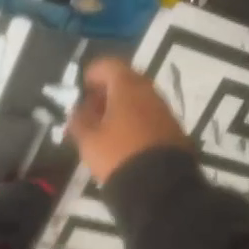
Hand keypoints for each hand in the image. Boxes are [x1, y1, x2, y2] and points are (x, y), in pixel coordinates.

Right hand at [68, 57, 190, 183]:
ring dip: (120, 106)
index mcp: (126, 87)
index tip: (80, 90)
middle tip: (90, 109)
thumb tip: (76, 110)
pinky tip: (122, 139)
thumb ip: (79, 121)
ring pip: (138, 97)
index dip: (91, 74)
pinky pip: (148, 114)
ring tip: (104, 127)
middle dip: (105, 91)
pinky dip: (133, 119)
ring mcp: (163, 108)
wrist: (158, 184)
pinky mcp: (172, 127)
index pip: (108, 65)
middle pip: (125, 80)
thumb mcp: (88, 140)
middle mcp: (148, 91)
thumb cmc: (117, 155)